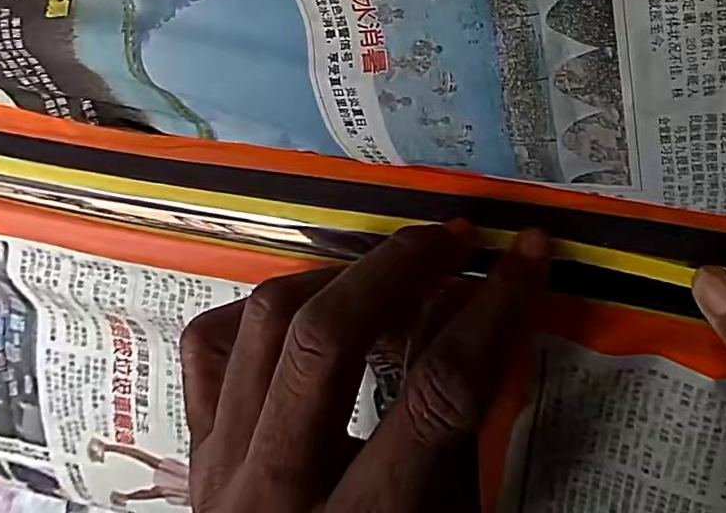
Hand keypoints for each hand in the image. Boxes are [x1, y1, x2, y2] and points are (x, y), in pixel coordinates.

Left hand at [180, 223, 549, 512]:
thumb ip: (453, 420)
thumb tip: (466, 301)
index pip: (437, 392)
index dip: (492, 309)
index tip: (526, 252)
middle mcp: (277, 492)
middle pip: (327, 339)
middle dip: (397, 268)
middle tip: (447, 238)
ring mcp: (223, 463)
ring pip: (266, 322)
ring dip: (338, 276)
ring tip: (388, 268)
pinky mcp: (199, 444)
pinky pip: (212, 344)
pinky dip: (262, 310)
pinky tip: (308, 307)